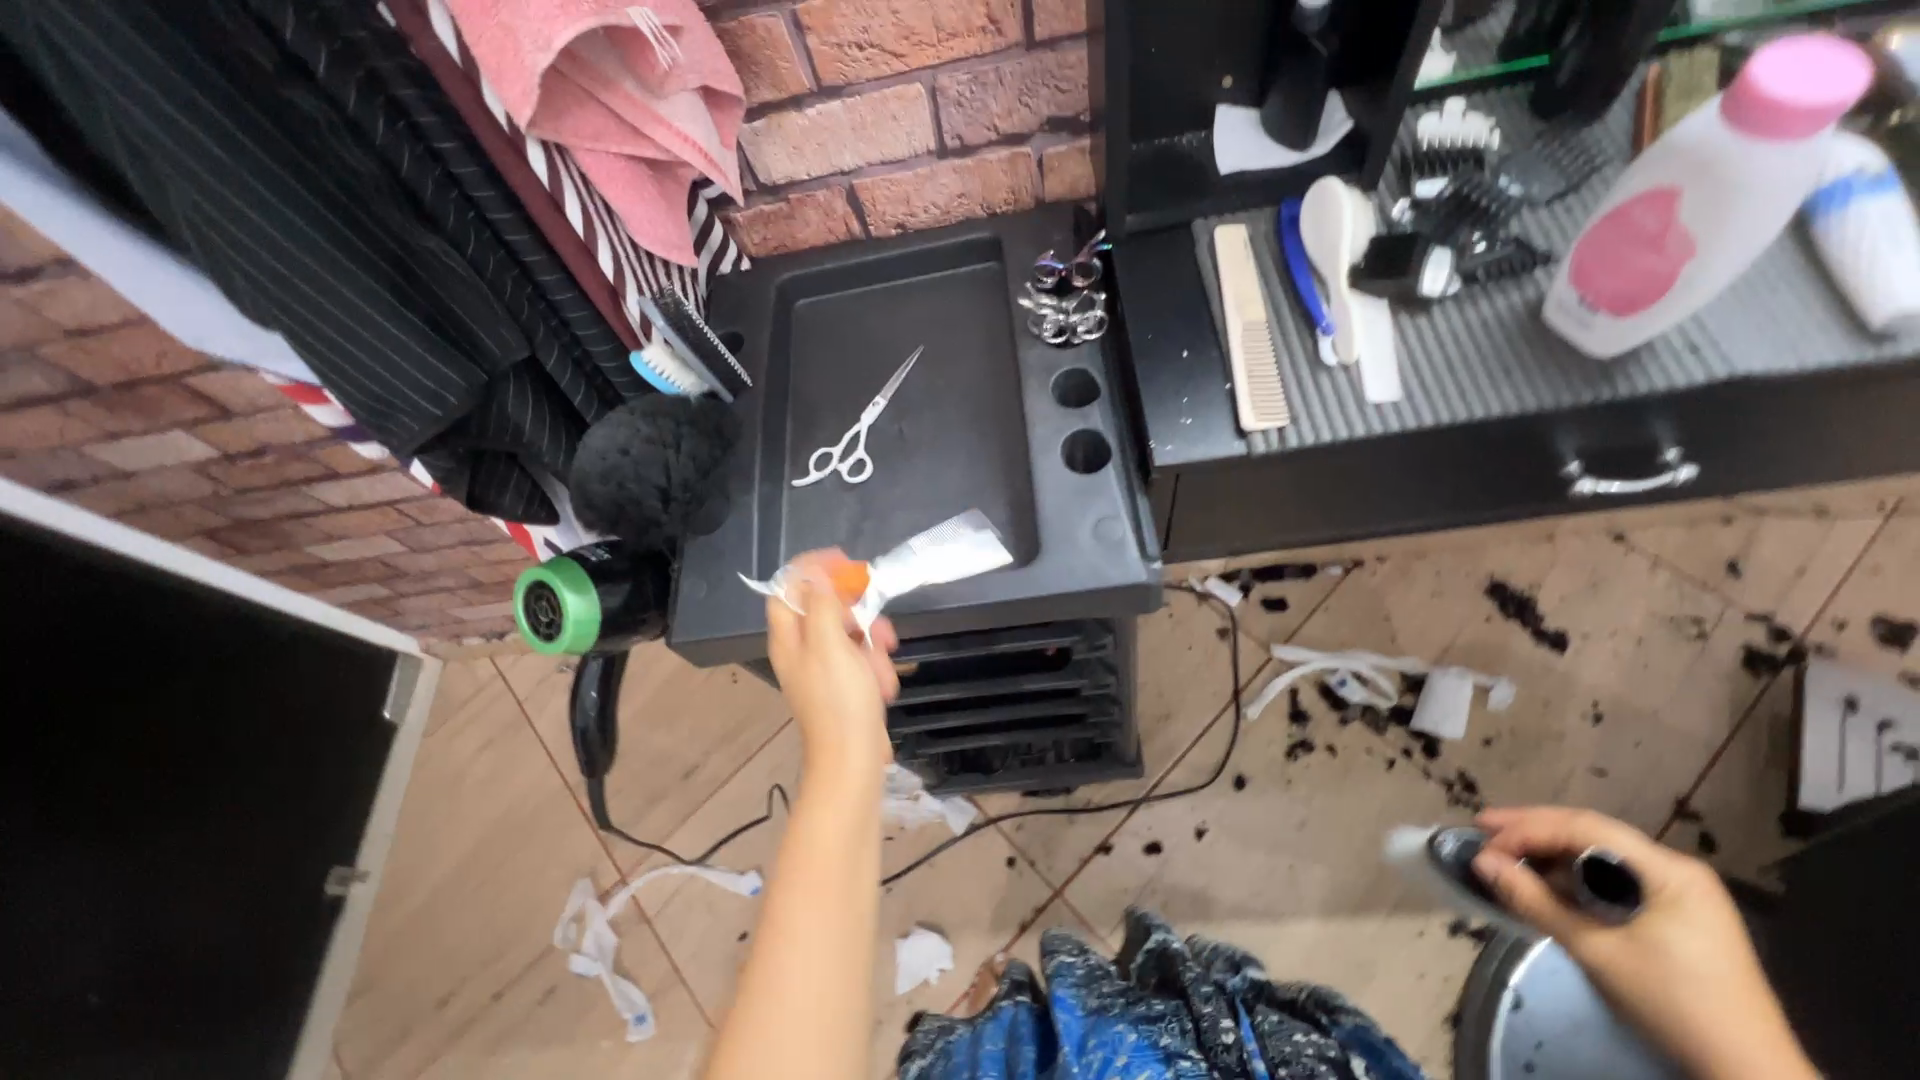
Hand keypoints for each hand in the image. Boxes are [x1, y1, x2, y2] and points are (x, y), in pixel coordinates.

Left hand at [766, 550, 899, 780]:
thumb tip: (814, 574)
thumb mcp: (830, 643)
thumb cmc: (840, 699)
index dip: (813, 570)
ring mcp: (823, 670)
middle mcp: (801, 650)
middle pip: (825, 609)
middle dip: (857, 613)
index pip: (789, 587)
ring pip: (849, 635)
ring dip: (872, 644)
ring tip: (883, 667)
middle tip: (877, 623)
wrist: (853, 758)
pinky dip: (874, 667)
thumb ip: (821, 604)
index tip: (845, 564)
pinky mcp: (843, 687)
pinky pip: (860, 661)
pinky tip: (883, 686)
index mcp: (788, 637)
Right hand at [1471, 807, 1815, 1079]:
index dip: (1529, 828)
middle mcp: (1677, 870)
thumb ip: (1536, 903)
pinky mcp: (1678, 914)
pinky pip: (1617, 879)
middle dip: (1535, 829)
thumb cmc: (1674, 1004)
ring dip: (1553, 852)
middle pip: (1594, 833)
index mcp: (1669, 871)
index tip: (1485, 842)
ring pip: (1603, 855)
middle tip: (1483, 828)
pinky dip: (1576, 876)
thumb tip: (1483, 862)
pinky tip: (1548, 883)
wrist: (1749, 1071)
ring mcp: (1682, 892)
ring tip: (1507, 854)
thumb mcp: (1597, 952)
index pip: (1586, 828)